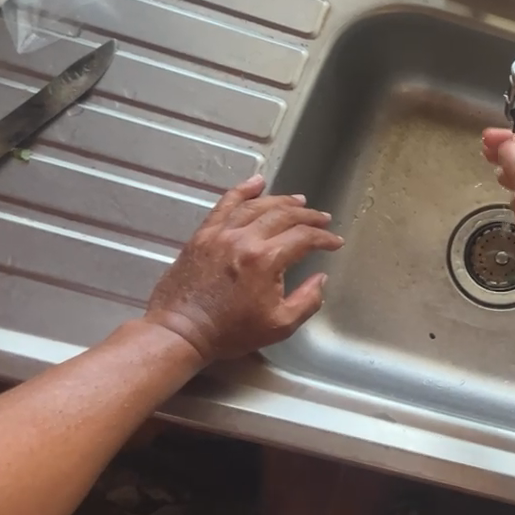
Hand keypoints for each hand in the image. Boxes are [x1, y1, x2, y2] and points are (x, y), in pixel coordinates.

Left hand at [143, 175, 343, 361]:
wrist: (179, 332)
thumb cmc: (231, 332)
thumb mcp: (281, 325)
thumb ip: (308, 300)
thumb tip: (320, 278)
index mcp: (265, 260)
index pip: (304, 238)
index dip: (324, 238)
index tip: (335, 243)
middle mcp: (244, 239)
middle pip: (283, 216)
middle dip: (309, 216)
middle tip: (323, 219)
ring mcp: (220, 233)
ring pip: (257, 206)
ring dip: (282, 200)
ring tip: (299, 200)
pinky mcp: (203, 235)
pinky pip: (225, 205)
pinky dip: (242, 191)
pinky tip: (257, 182)